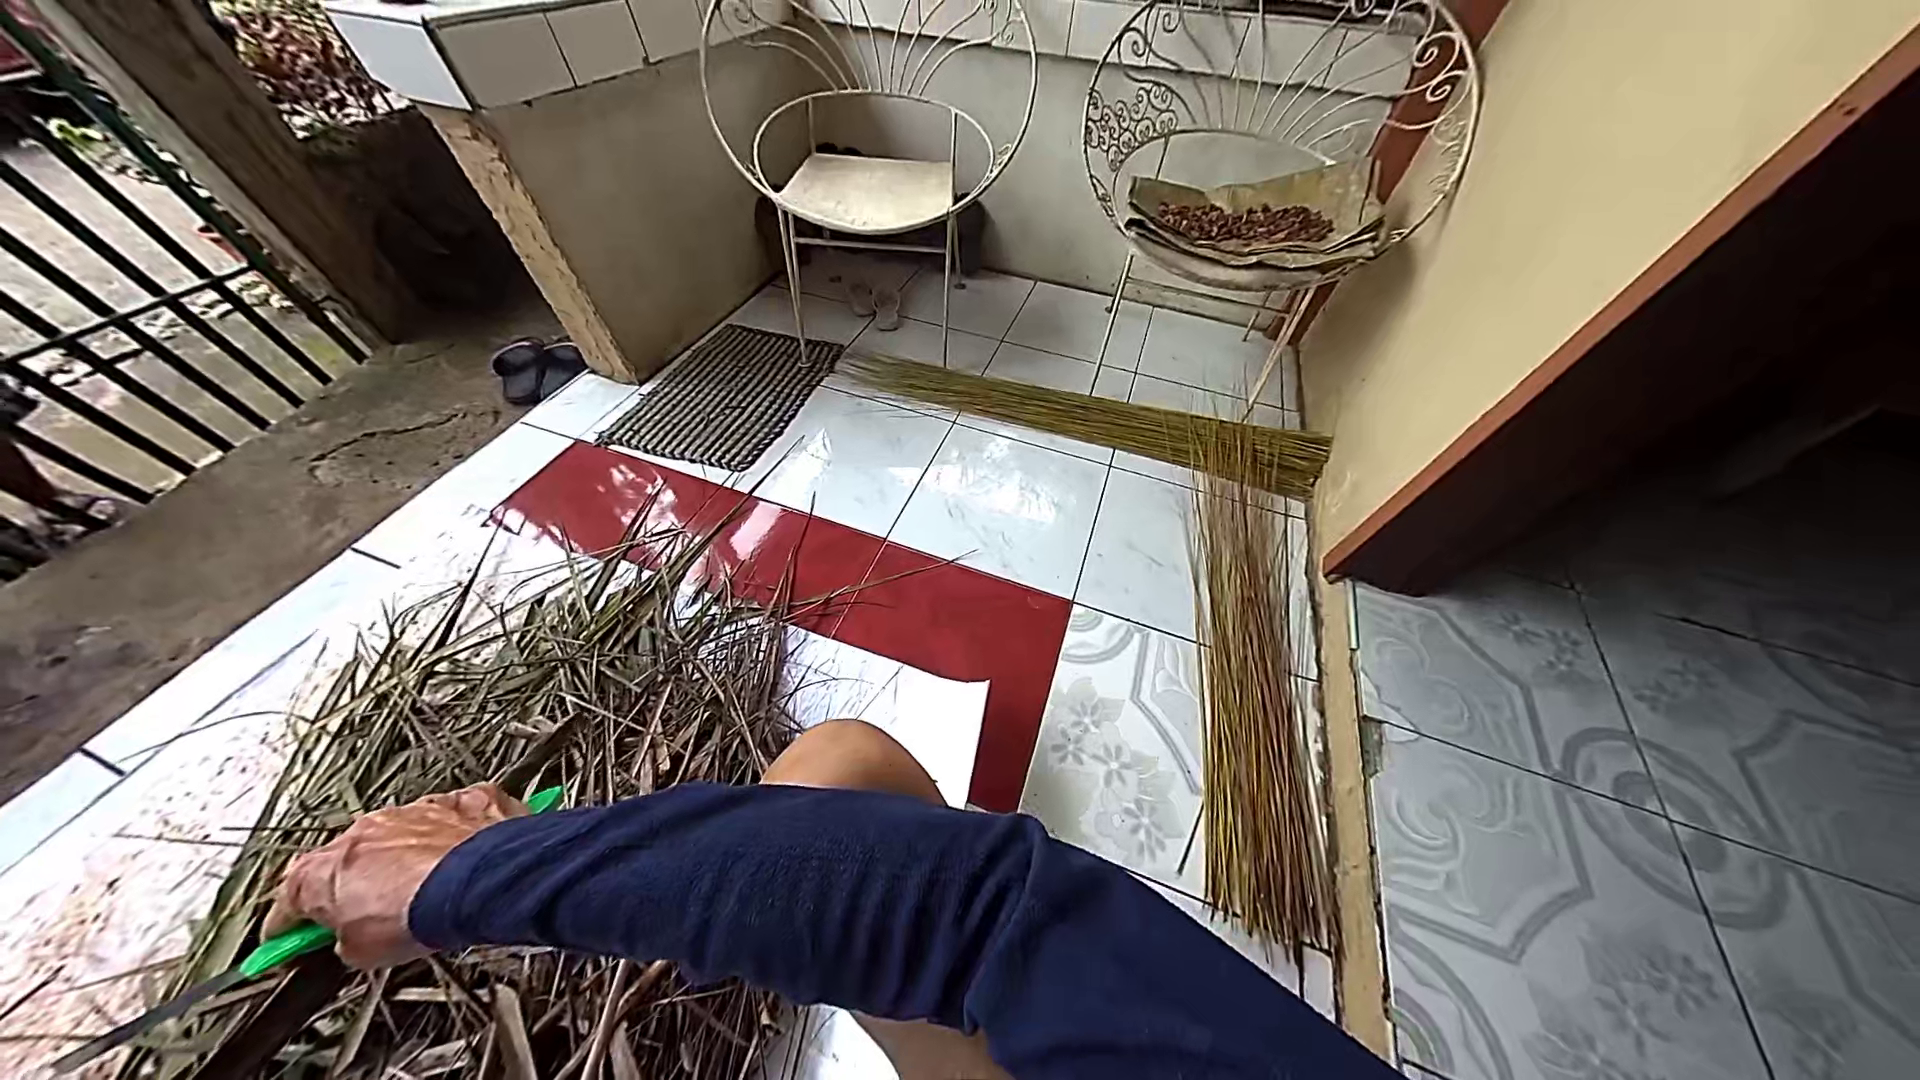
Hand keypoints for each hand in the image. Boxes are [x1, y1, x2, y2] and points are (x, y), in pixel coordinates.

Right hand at [263, 783, 528, 968]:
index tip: (294, 936)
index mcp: (325, 867)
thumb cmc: (422, 914)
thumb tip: (353, 937)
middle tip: (376, 908)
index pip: (291, 897)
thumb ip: (344, 938)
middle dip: (361, 879)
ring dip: (416, 850)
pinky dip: (464, 830)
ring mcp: (425, 808)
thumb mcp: (358, 952)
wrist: (486, 879)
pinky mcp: (472, 799)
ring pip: (410, 829)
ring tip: (433, 880)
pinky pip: (462, 812)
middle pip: (355, 855)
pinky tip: (473, 850)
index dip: (293, 922)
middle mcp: (372, 827)